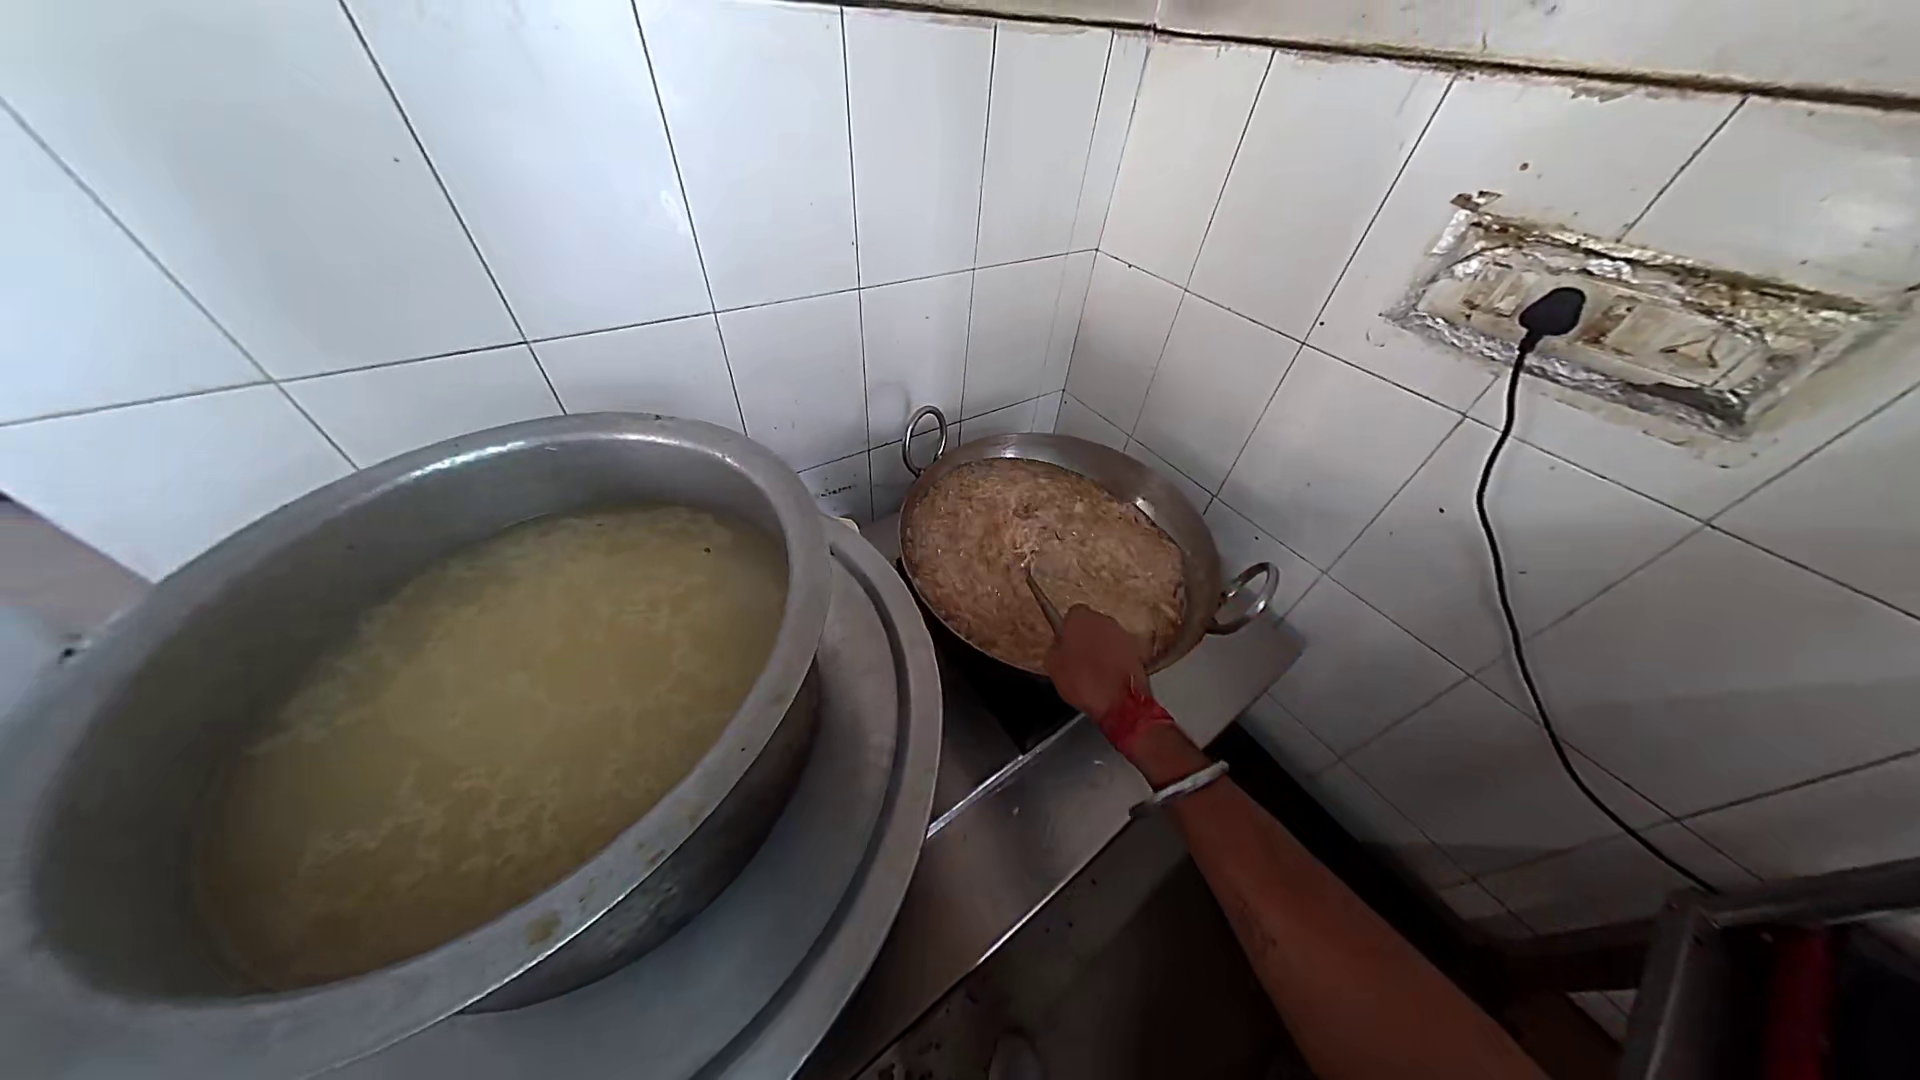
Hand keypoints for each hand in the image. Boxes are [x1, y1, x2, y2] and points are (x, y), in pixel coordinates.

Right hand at [1044, 605, 1147, 718]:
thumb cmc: (1082, 682)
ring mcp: (1123, 634)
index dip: (1069, 630)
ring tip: (1095, 669)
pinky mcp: (1138, 650)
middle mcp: (1104, 620)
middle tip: (1079, 657)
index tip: (1066, 643)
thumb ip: (1056, 647)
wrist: (1119, 703)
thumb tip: (1061, 644)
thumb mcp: (1053, 666)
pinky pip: (1121, 650)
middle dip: (1087, 636)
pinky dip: (1117, 659)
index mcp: (1080, 618)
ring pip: (1108, 636)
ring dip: (1103, 647)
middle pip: (1092, 623)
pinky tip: (1110, 676)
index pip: (1072, 615)